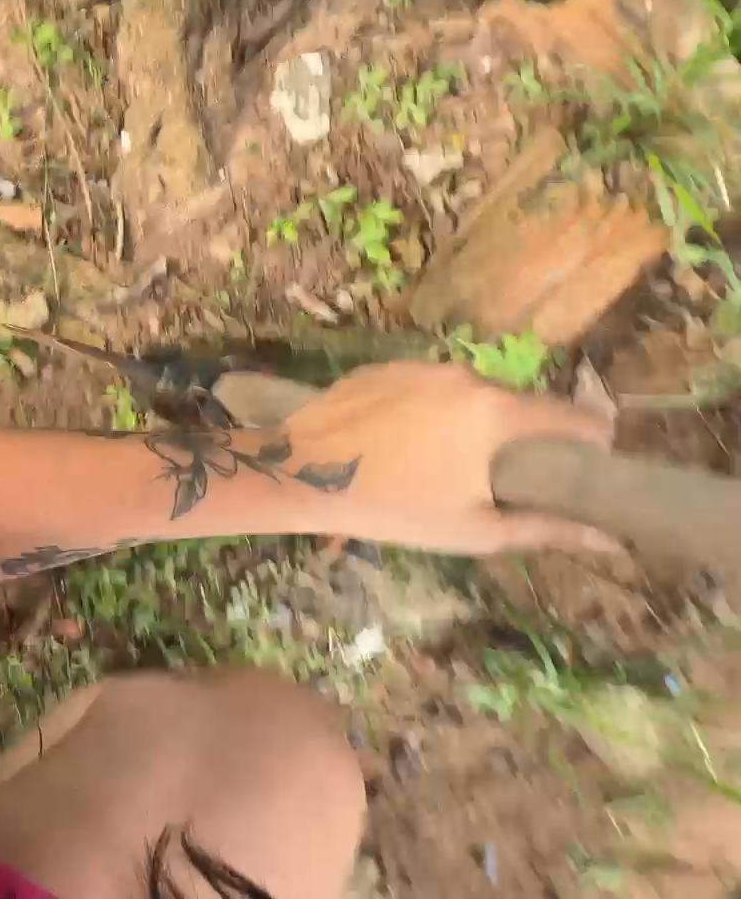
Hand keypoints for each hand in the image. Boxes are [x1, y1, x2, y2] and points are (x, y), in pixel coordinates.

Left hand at [280, 363, 620, 555]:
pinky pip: (416, 387)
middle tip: (502, 469)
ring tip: (445, 454)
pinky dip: (421, 407)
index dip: (589, 441)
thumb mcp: (474, 528)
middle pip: (512, 402)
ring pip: (461, 392)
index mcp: (493, 409)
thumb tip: (613, 542)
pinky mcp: (372, 369)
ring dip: (465, 417)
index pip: (571, 416)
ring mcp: (410, 367)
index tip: (586, 463)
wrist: (296, 475)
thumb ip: (549, 529)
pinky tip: (401, 437)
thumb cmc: (388, 505)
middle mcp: (458, 375)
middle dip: (518, 432)